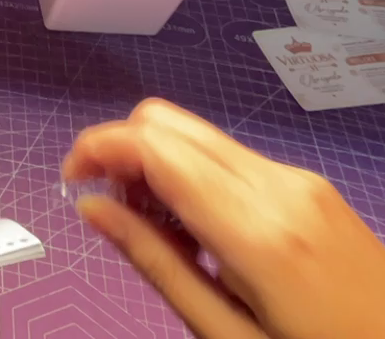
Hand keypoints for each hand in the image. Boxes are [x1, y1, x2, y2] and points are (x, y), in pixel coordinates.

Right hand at [63, 99, 384, 338]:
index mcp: (259, 230)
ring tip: (163, 230)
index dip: (94, 149)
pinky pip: (224, 154)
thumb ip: (155, 262)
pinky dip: (189, 173)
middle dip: (119, 151)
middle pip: (163, 121)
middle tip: (116, 209)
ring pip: (190, 133)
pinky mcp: (311, 185)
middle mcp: (277, 184)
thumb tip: (89, 206)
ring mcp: (299, 180)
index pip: (151, 145)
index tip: (73, 184)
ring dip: (153, 161)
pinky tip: (202, 230)